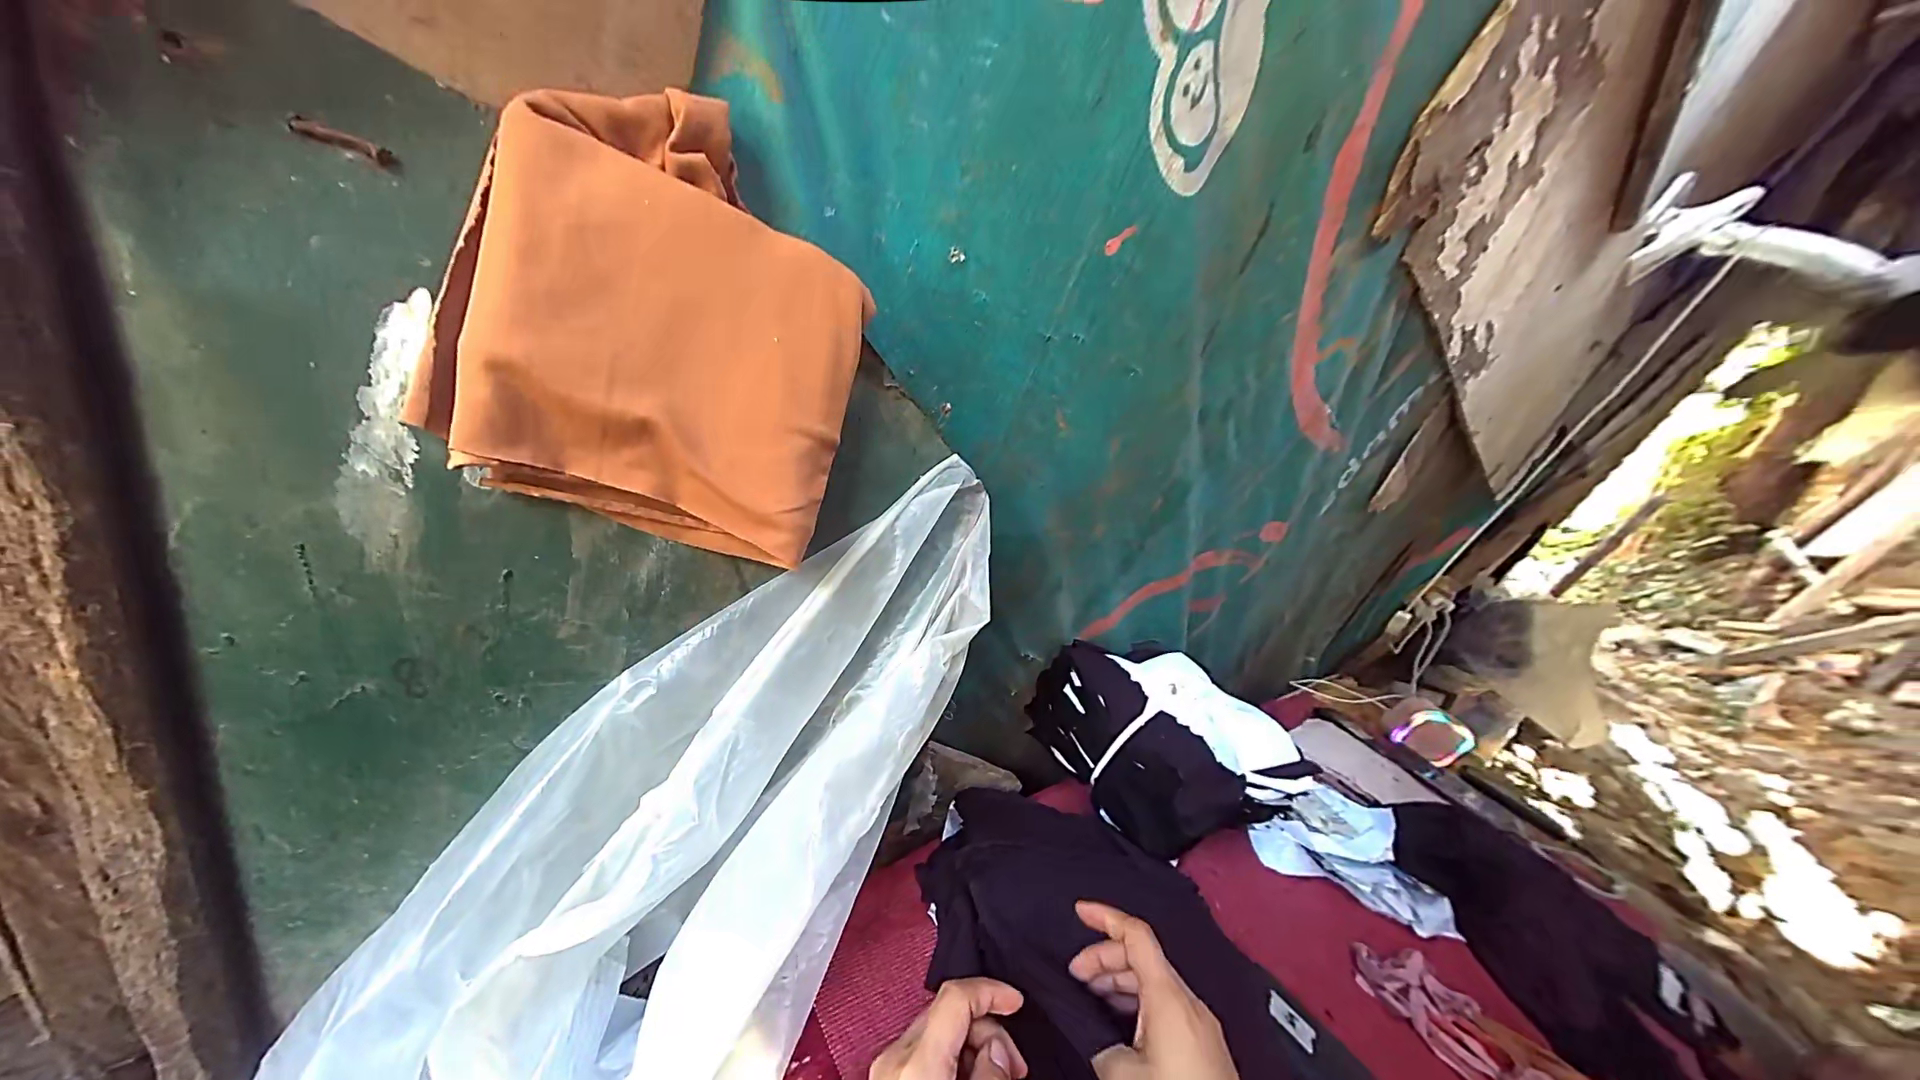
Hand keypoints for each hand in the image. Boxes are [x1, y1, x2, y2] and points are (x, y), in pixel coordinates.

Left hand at [869, 977, 1029, 1079]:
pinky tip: (968, 1077)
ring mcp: (884, 1070)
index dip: (990, 990)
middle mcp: (894, 1058)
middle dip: (987, 1029)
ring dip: (972, 1046)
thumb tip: (997, 1050)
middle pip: (948, 1011)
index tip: (1015, 1001)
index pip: (955, 996)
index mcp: (915, 1063)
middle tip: (1012, 1067)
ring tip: (993, 1075)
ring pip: (938, 1031)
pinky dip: (952, 1058)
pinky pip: (925, 1053)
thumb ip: (990, 1074)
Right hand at [1068, 901, 1238, 1079]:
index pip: (1136, 934)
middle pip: (1142, 956)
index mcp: (1168, 996)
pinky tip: (1118, 1020)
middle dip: (1104, 956)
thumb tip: (1099, 1036)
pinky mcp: (1205, 1045)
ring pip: (1154, 980)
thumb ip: (1103, 1042)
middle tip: (1075, 974)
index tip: (1078, 911)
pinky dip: (1136, 1000)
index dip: (1105, 916)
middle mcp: (1188, 1001)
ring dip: (1119, 979)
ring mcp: (1200, 1023)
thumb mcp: (1122, 1074)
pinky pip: (1165, 1003)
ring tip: (1090, 995)